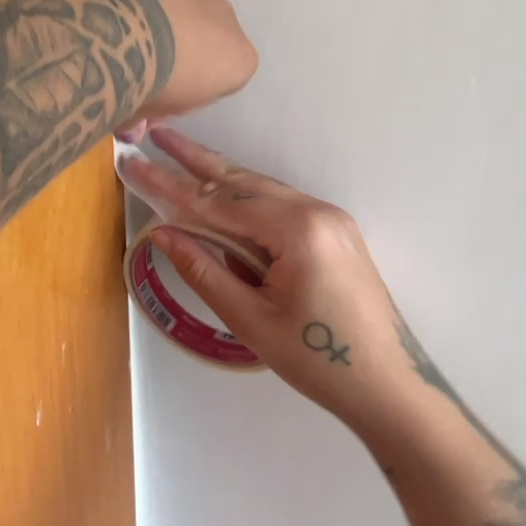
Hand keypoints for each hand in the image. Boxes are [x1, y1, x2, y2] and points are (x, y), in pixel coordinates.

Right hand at [116, 128, 423, 439]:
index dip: (169, 183)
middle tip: (154, 134)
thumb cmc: (317, 360)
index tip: (132, 163)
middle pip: (241, 181)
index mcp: (297, 230)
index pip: (217, 200)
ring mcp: (329, 220)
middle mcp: (316, 212)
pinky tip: (218, 193)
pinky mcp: (333, 234)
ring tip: (177, 153)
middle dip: (194, 159)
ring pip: (260, 188)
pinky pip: (277, 204)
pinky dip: (240, 196)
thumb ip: (202, 270)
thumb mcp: (249, 319)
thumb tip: (162, 233)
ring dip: (216, 174)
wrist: (393, 391)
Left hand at [118, 0, 257, 121]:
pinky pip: (148, 3)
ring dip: (151, 37)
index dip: (180, 98)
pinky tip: (105, 30)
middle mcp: (227, 24)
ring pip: (174, 22)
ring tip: (114, 55)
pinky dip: (132, 15)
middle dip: (170, 63)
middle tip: (132, 80)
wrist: (124, 28)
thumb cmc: (153, 82)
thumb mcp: (150, 113)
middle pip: (199, 49)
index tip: (151, 105)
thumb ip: (145, 118)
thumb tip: (129, 129)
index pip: (215, 86)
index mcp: (239, 63)